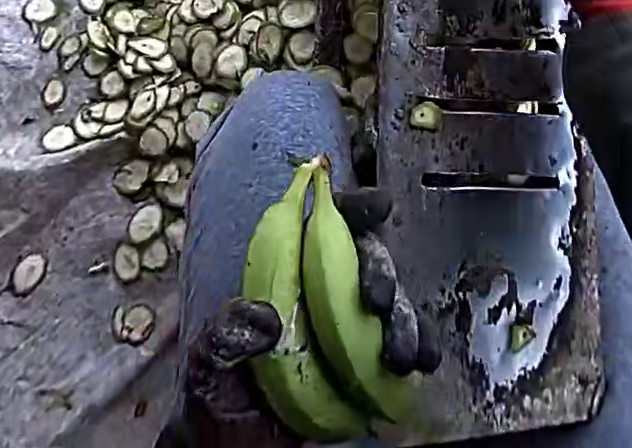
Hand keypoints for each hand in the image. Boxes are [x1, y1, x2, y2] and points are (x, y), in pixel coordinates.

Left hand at [160, 189, 441, 447]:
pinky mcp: (371, 362)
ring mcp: (354, 324)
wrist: (233, 446)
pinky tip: (419, 361)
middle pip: (369, 257)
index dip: (355, 207)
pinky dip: (421, 347)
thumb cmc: (221, 389)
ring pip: (396, 302)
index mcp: (291, 268)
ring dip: (404, 320)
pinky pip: (407, 345)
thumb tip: (266, 319)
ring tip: (396, 353)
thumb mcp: (210, 356)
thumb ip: (228, 331)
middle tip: (376, 300)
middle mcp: (329, 287)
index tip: (375, 207)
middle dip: (380, 271)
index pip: (326, 222)